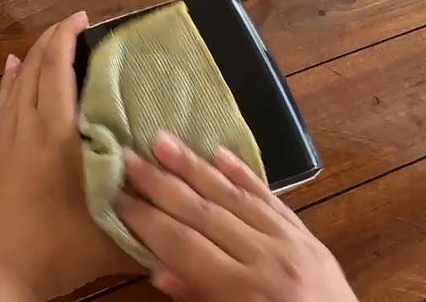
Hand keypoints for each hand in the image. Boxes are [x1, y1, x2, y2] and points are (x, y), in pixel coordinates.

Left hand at [0, 12, 134, 301]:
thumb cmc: (53, 250)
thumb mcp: (110, 238)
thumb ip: (147, 218)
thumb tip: (179, 197)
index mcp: (56, 133)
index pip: (58, 68)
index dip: (68, 36)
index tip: (84, 17)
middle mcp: (28, 124)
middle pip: (37, 65)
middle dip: (55, 37)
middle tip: (76, 23)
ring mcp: (7, 135)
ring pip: (20, 79)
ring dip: (36, 53)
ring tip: (52, 38)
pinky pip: (4, 100)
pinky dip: (11, 78)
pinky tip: (12, 66)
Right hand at [117, 133, 357, 301]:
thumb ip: (199, 300)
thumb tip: (157, 268)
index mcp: (245, 294)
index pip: (183, 245)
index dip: (146, 219)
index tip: (115, 195)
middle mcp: (267, 260)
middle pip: (202, 212)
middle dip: (160, 183)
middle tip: (127, 156)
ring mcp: (291, 244)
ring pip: (233, 195)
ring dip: (194, 166)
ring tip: (162, 140)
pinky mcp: (310, 237)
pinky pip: (271, 199)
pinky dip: (244, 174)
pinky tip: (219, 152)